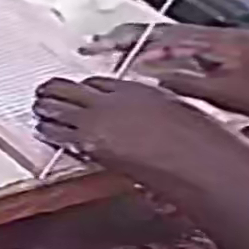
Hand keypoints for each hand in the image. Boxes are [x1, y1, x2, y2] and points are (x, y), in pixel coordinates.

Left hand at [33, 76, 248, 199]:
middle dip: (50, 91)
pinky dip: (46, 130)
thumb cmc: (205, 144)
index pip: (95, 82)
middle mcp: (111, 102)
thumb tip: (123, 108)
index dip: (83, 88)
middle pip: (62, 88)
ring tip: (42, 112)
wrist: (206, 167)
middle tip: (43, 94)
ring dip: (44, 110)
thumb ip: (143, 105)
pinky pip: (52, 132)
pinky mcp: (84, 141)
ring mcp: (94, 121)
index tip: (77, 92)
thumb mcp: (177, 112)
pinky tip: (46, 131)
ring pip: (50, 107)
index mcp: (138, 91)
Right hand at [83, 23, 248, 118]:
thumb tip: (151, 75)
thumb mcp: (227, 94)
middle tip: (98, 48)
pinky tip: (158, 69)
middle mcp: (236, 39)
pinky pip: (199, 54)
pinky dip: (172, 59)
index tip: (96, 47)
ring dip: (150, 50)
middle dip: (132, 41)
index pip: (164, 33)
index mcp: (228, 41)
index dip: (124, 39)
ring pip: (185, 44)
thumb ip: (183, 82)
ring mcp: (244, 49)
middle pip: (172, 35)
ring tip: (120, 57)